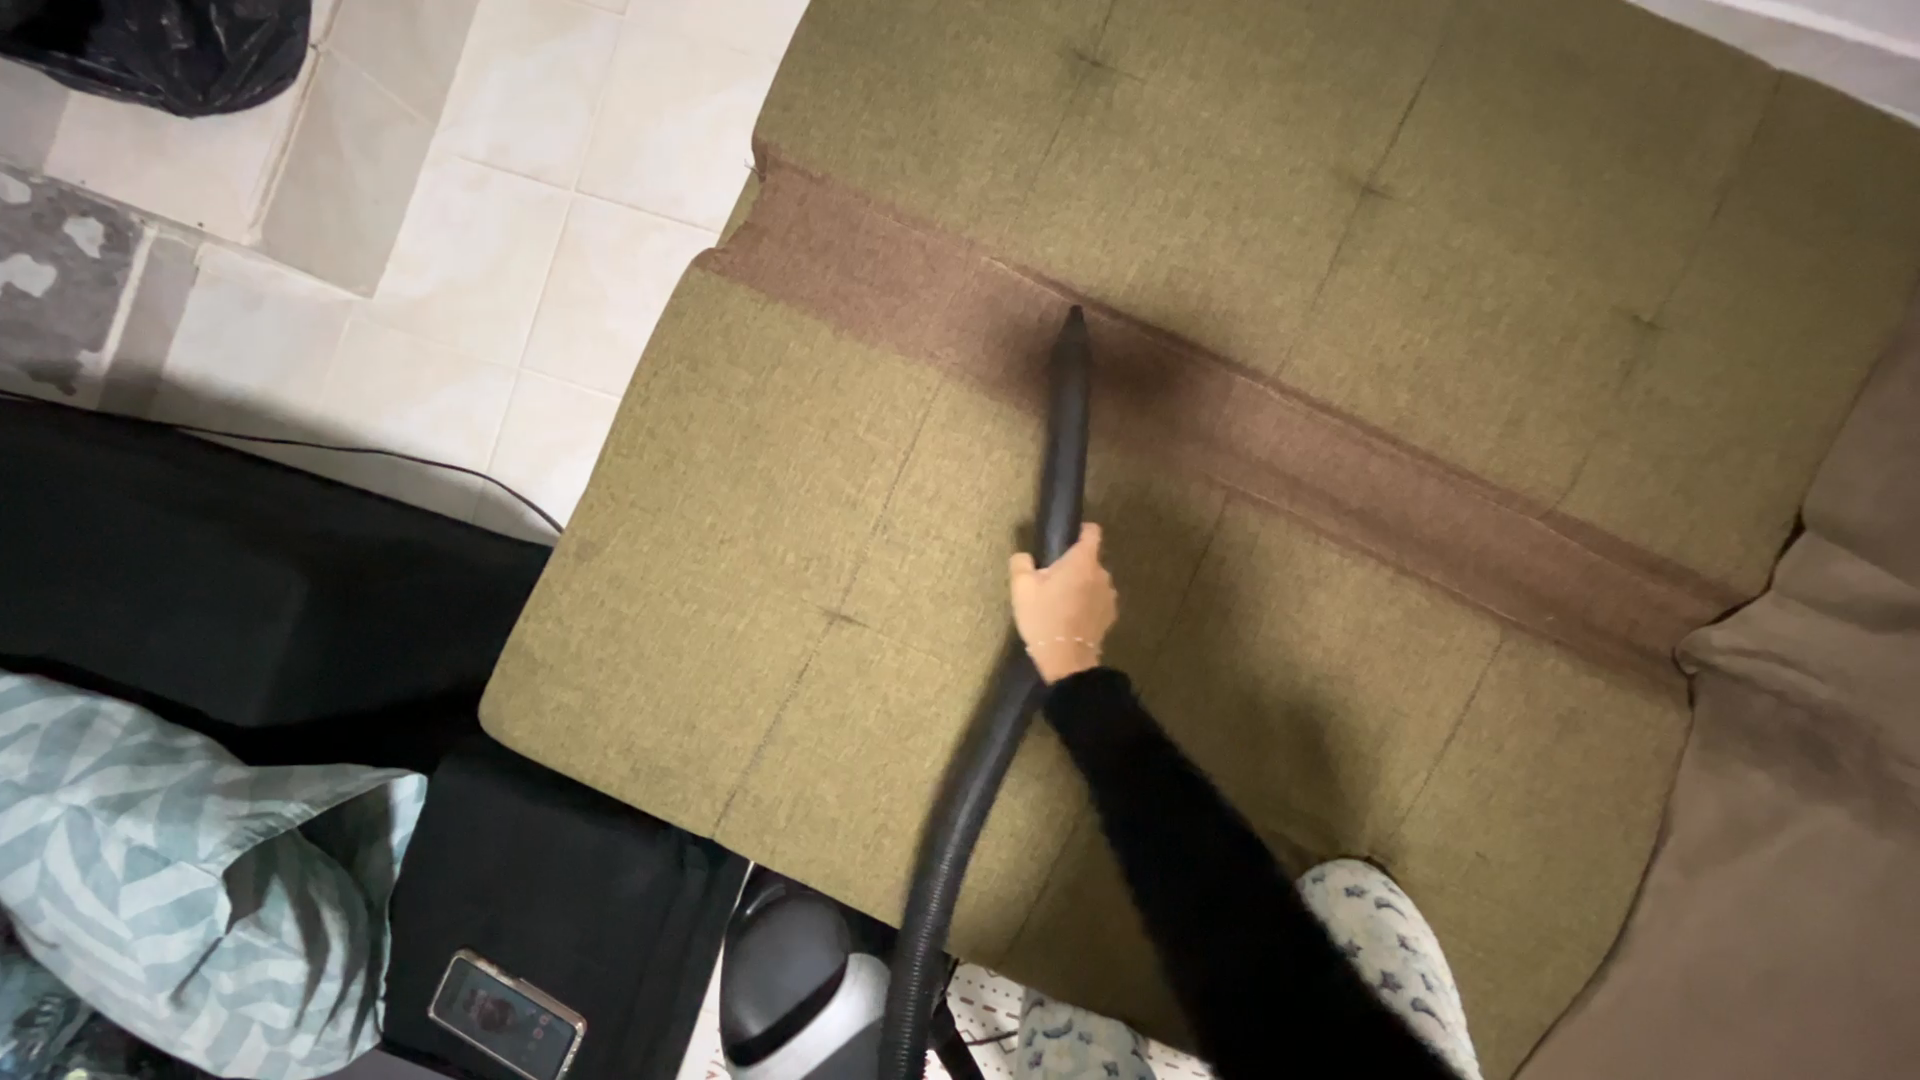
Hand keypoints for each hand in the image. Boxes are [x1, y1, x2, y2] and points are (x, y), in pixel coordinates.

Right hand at [1009, 523, 1117, 683]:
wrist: (1066, 658)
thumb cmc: (1044, 616)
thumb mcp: (1021, 588)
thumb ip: (1021, 563)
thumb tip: (1024, 557)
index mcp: (1083, 560)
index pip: (1092, 532)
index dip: (1081, 531)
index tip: (1068, 539)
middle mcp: (1102, 573)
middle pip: (1089, 560)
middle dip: (1074, 566)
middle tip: (1052, 581)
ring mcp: (1109, 595)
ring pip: (1094, 581)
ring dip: (1082, 586)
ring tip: (1062, 602)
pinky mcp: (1110, 615)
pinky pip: (1097, 600)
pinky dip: (1087, 604)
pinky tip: (1071, 618)